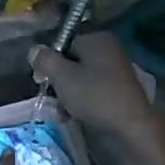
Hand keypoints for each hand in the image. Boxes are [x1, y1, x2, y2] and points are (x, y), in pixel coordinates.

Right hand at [29, 31, 164, 159]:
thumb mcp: (62, 77)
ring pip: (78, 78)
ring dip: (65, 94)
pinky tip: (72, 115)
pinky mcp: (116, 89)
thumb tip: (34, 50)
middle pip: (70, 61)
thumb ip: (45, 61)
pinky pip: (90, 90)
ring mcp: (114, 70)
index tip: (40, 79)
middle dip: (56, 80)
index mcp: (96, 39)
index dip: (49, 60)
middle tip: (50, 97)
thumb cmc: (94, 96)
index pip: (63, 42)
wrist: (130, 126)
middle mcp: (107, 49)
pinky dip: (79, 101)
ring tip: (61, 111)